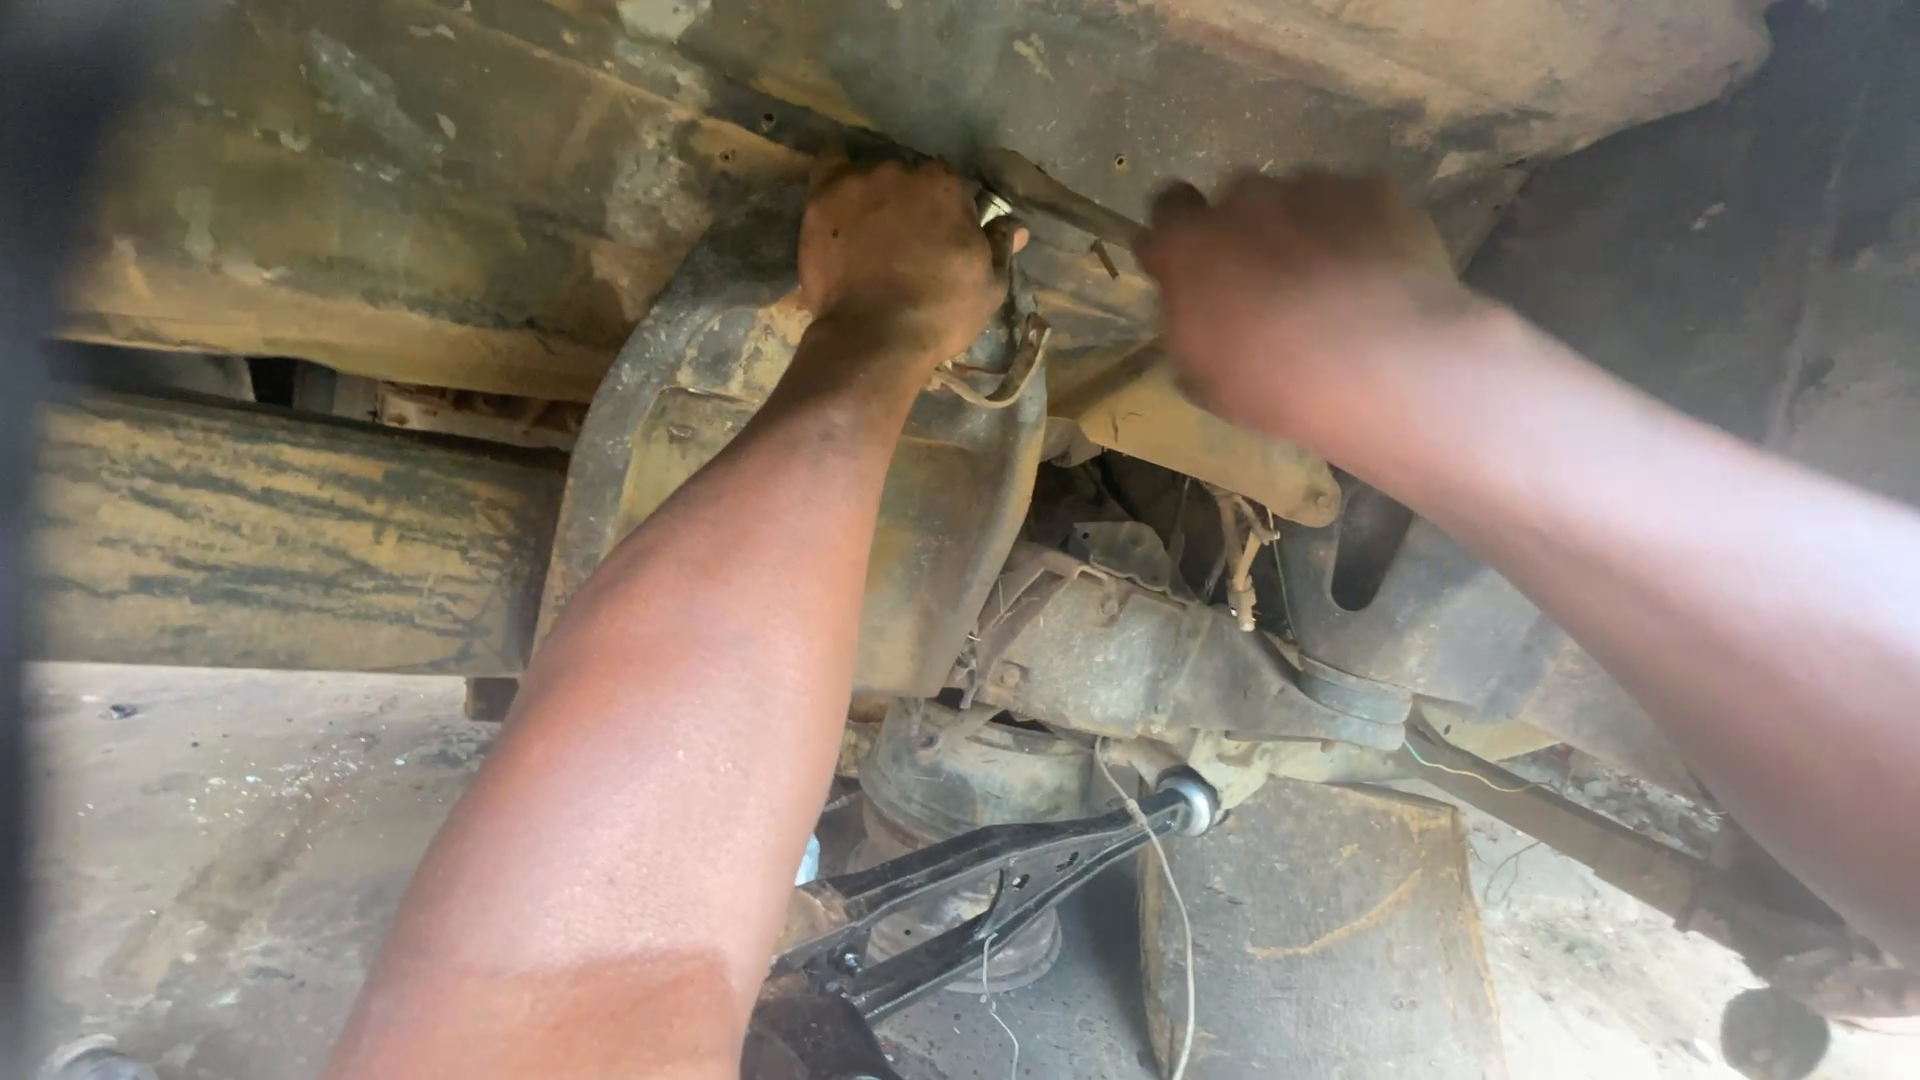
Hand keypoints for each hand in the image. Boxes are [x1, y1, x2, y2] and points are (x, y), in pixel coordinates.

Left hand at [799, 158, 1024, 374]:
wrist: (875, 336)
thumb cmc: (940, 313)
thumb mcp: (988, 287)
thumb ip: (1001, 248)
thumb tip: (1016, 226)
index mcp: (945, 186)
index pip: (949, 185)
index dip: (946, 214)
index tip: (941, 241)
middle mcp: (901, 171)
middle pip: (907, 179)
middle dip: (909, 204)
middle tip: (904, 244)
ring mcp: (857, 183)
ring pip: (869, 177)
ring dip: (873, 197)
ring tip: (869, 234)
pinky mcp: (820, 201)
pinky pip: (828, 169)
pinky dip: (837, 182)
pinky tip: (840, 205)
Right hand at [1135, 170, 1472, 441]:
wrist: (1374, 363)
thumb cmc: (1268, 381)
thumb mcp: (1202, 375)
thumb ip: (1188, 326)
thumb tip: (1196, 314)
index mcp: (1187, 248)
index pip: (1165, 213)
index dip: (1178, 237)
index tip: (1190, 266)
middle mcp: (1241, 202)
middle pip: (1232, 202)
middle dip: (1241, 233)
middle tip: (1264, 283)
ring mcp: (1308, 188)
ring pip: (1292, 198)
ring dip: (1296, 229)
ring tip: (1325, 281)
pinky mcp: (1369, 188)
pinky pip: (1349, 202)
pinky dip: (1351, 228)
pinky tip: (1366, 273)